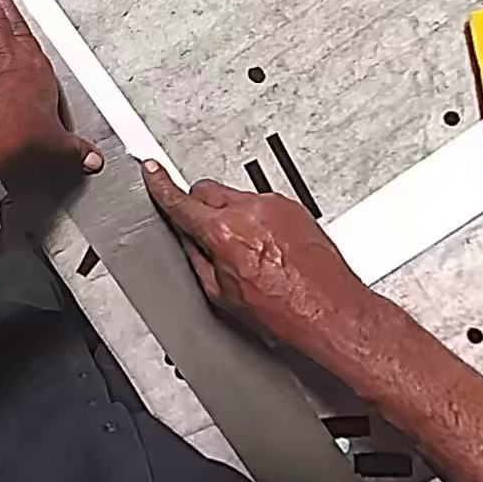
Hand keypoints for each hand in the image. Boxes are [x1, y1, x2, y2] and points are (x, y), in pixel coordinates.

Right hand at [140, 161, 388, 361]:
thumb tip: (188, 240)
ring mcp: (273, 205)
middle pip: (205, 191)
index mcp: (224, 232)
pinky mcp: (291, 206)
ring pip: (234, 197)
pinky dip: (255, 220)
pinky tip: (266, 249)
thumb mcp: (222, 294)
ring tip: (247, 252)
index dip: (161, 184)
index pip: (181, 202)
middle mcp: (249, 211)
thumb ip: (197, 258)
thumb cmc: (285, 311)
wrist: (330, 311)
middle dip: (199, 209)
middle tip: (205, 234)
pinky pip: (260, 204)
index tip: (152, 170)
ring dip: (230, 217)